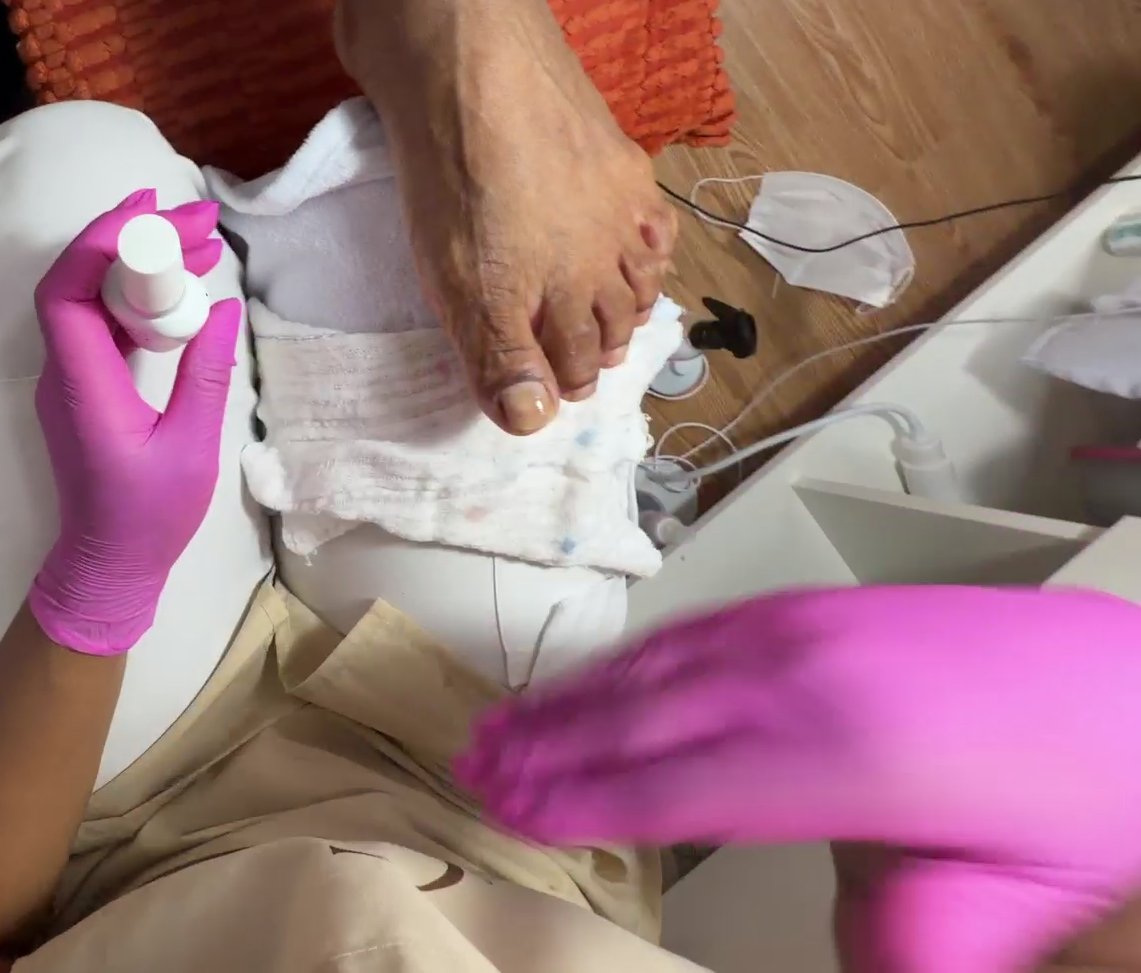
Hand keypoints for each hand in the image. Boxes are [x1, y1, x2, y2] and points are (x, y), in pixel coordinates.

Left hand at [28, 189, 242, 655]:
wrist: (107, 563)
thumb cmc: (148, 517)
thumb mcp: (191, 448)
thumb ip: (207, 374)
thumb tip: (222, 310)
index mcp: (83, 387)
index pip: (67, 293)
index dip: (100, 243)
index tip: (154, 216)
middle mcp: (65, 374)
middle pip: (81, 282)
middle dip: (133, 240)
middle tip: (198, 219)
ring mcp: (71, 380)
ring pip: (94, 301)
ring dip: (139, 266)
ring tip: (200, 244)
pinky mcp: (85, 389)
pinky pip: (104, 327)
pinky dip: (137, 300)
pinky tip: (178, 290)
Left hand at [336, 0, 675, 435]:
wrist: (459, 48)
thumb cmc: (450, 172)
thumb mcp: (460, 280)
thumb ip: (498, 349)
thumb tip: (533, 424)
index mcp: (566, 281)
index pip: (579, 355)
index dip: (564, 384)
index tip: (552, 400)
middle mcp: (604, 241)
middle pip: (610, 316)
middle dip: (591, 353)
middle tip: (574, 373)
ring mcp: (609, 188)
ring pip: (630, 268)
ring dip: (617, 306)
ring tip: (602, 327)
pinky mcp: (599, 144)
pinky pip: (636, 214)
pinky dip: (638, 247)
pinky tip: (631, 249)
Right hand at [454, 586, 1140, 972]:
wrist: (1132, 671)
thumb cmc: (1086, 789)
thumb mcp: (1023, 893)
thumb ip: (913, 940)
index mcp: (834, 759)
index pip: (667, 790)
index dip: (578, 804)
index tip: (513, 812)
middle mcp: (781, 683)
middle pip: (628, 723)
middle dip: (541, 749)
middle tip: (473, 766)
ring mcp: (774, 633)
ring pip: (635, 674)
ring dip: (556, 703)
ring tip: (497, 726)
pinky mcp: (778, 608)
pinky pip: (668, 640)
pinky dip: (606, 668)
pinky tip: (575, 686)